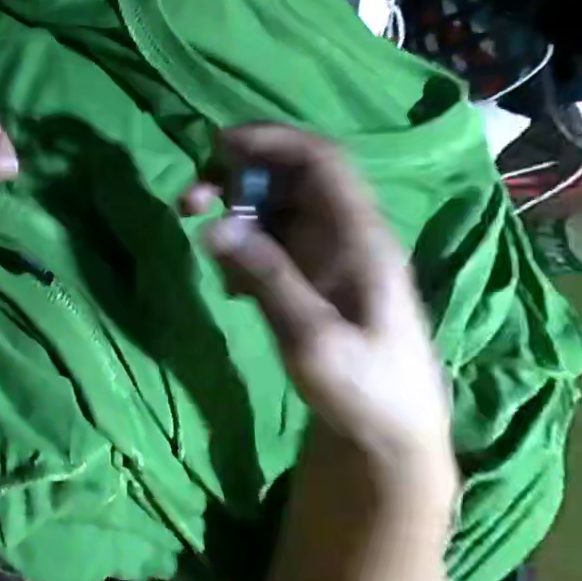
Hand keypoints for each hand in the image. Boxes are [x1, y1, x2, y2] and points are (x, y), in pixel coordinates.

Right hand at [183, 124, 454, 495]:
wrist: (391, 440)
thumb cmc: (366, 389)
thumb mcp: (315, 339)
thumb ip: (268, 277)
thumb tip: (215, 225)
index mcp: (359, 236)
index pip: (320, 160)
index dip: (272, 140)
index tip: (217, 145)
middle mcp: (342, 234)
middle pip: (289, 177)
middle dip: (236, 176)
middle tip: (190, 198)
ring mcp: (324, 256)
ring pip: (272, 208)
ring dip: (231, 211)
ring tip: (197, 233)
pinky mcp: (307, 279)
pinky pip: (266, 244)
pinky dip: (239, 249)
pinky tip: (229, 286)